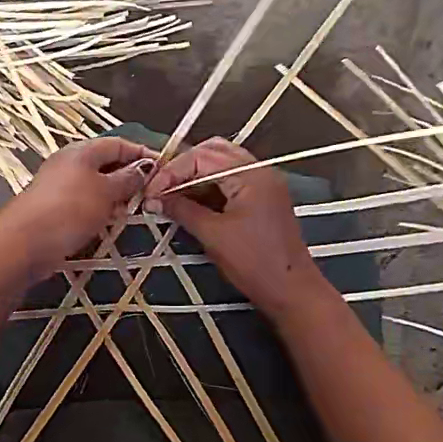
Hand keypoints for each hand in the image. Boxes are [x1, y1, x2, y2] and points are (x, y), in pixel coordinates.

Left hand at [0, 136, 157, 278]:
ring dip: (116, 196)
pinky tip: (108, 223)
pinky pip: (85, 203)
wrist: (24, 243)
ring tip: (133, 211)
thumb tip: (144, 167)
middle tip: (150, 193)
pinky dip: (100, 210)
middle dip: (130, 176)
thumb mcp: (106, 192)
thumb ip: (127, 179)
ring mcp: (60, 186)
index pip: (119, 144)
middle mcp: (69, 164)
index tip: (163, 167)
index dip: (142, 153)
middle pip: (106, 164)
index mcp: (82, 151)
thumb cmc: (69, 211)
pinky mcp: (55, 208)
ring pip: (96, 186)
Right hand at [145, 137, 332, 315]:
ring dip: (194, 175)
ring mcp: (263, 182)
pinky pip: (230, 179)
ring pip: (221, 163)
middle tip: (159, 188)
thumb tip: (155, 199)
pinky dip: (208, 186)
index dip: (171, 172)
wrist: (292, 290)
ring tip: (171, 194)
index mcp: (250, 174)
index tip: (150, 192)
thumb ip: (182, 210)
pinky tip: (190, 201)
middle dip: (182, 167)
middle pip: (212, 151)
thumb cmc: (254, 263)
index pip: (201, 157)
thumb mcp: (212, 235)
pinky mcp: (262, 197)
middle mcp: (259, 170)